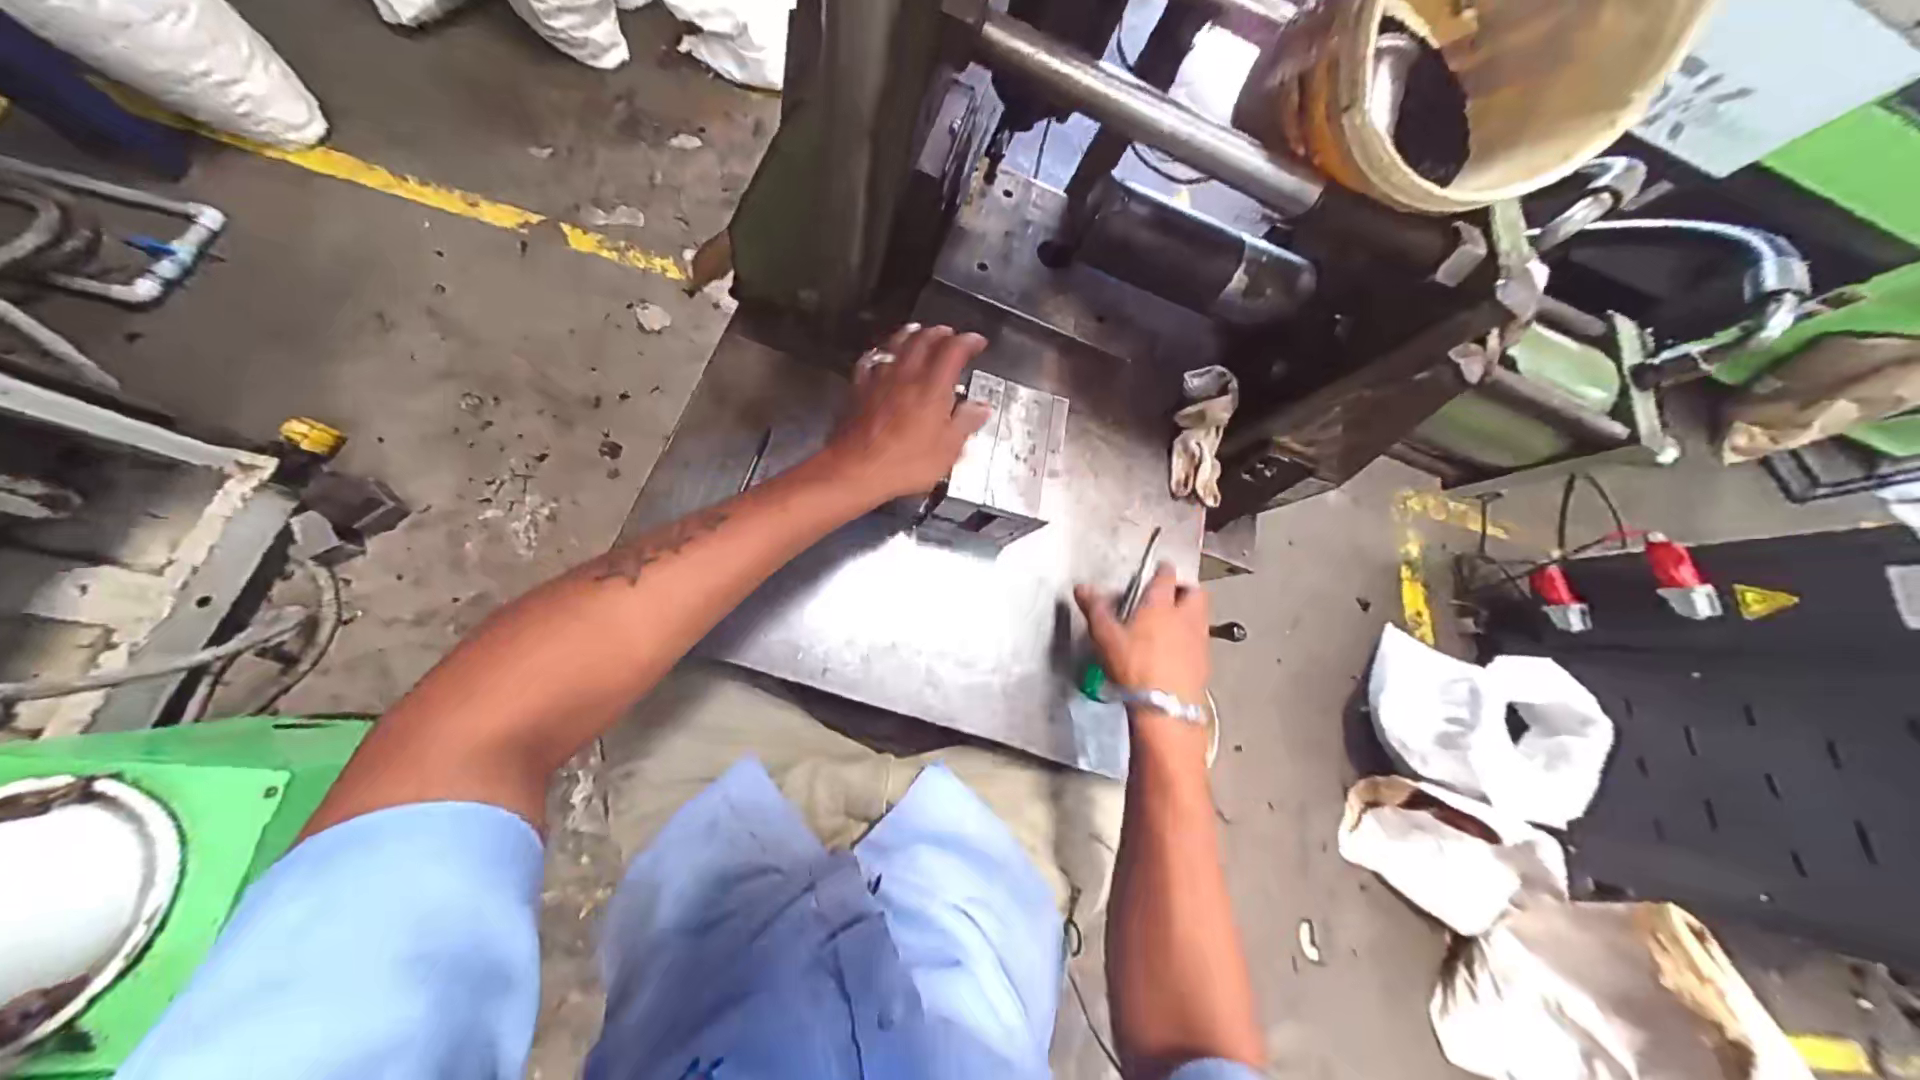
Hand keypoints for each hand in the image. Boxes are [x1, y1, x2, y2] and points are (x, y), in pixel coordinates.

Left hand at [819, 324, 993, 502]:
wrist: (856, 469)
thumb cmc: (904, 463)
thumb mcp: (948, 449)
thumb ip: (965, 423)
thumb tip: (980, 408)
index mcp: (933, 388)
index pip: (954, 351)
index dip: (969, 341)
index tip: (977, 342)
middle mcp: (906, 376)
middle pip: (923, 341)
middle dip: (940, 333)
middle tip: (949, 334)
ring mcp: (880, 381)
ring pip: (896, 346)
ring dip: (910, 335)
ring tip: (917, 331)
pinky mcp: (859, 391)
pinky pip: (870, 362)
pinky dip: (880, 354)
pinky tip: (879, 356)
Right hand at [1074, 563, 1209, 713]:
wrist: (1166, 707)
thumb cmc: (1134, 666)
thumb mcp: (1106, 637)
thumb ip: (1095, 609)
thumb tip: (1082, 587)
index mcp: (1160, 604)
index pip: (1166, 578)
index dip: (1163, 571)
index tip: (1161, 568)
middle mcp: (1185, 616)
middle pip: (1195, 592)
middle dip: (1185, 589)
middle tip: (1172, 594)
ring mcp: (1199, 638)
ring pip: (1202, 615)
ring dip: (1191, 612)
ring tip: (1175, 620)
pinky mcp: (1205, 661)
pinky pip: (1202, 639)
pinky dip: (1192, 637)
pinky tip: (1179, 649)